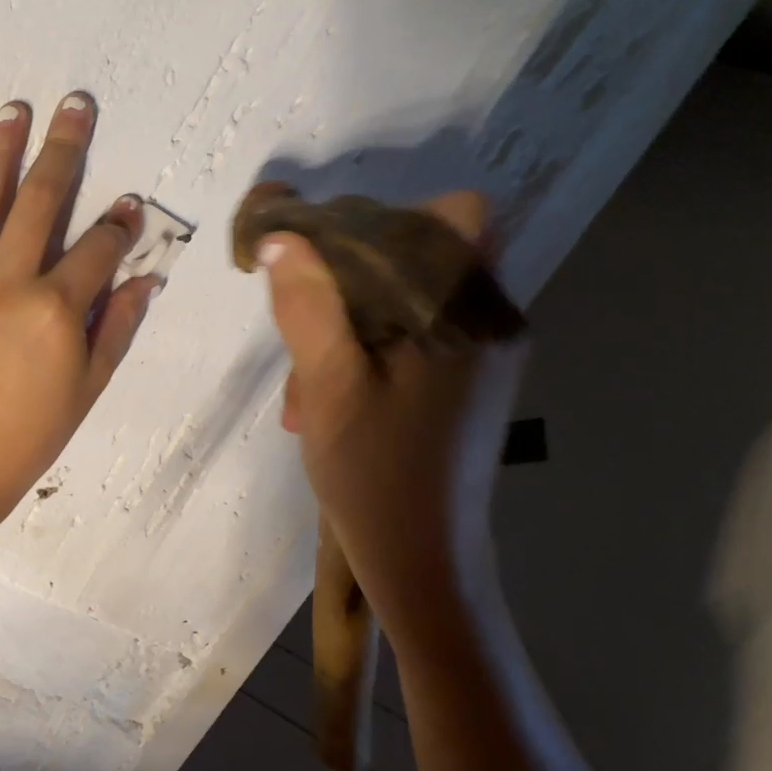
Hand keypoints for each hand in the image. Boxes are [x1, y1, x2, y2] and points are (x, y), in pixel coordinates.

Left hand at [0, 92, 164, 528]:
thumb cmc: (31, 436)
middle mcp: (7, 285)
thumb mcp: (88, 387)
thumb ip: (118, 327)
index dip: (119, 224)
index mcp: (56, 309)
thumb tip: (146, 277)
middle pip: (41, 202)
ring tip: (12, 113)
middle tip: (74, 107)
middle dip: (63, 150)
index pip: (97, 246)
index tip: (127, 207)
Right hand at [260, 191, 527, 607]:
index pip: (450, 214)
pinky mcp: (466, 389)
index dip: (384, 219)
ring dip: (347, 331)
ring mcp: (482, 359)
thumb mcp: (329, 385)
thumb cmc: (375, 471)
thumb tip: (281, 240)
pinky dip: (365, 358)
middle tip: (300, 338)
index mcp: (470, 311)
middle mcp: (490, 322)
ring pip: (409, 305)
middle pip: (422, 258)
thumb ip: (309, 308)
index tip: (320, 256)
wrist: (420, 557)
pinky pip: (413, 343)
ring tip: (306, 392)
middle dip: (348, 286)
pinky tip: (329, 404)